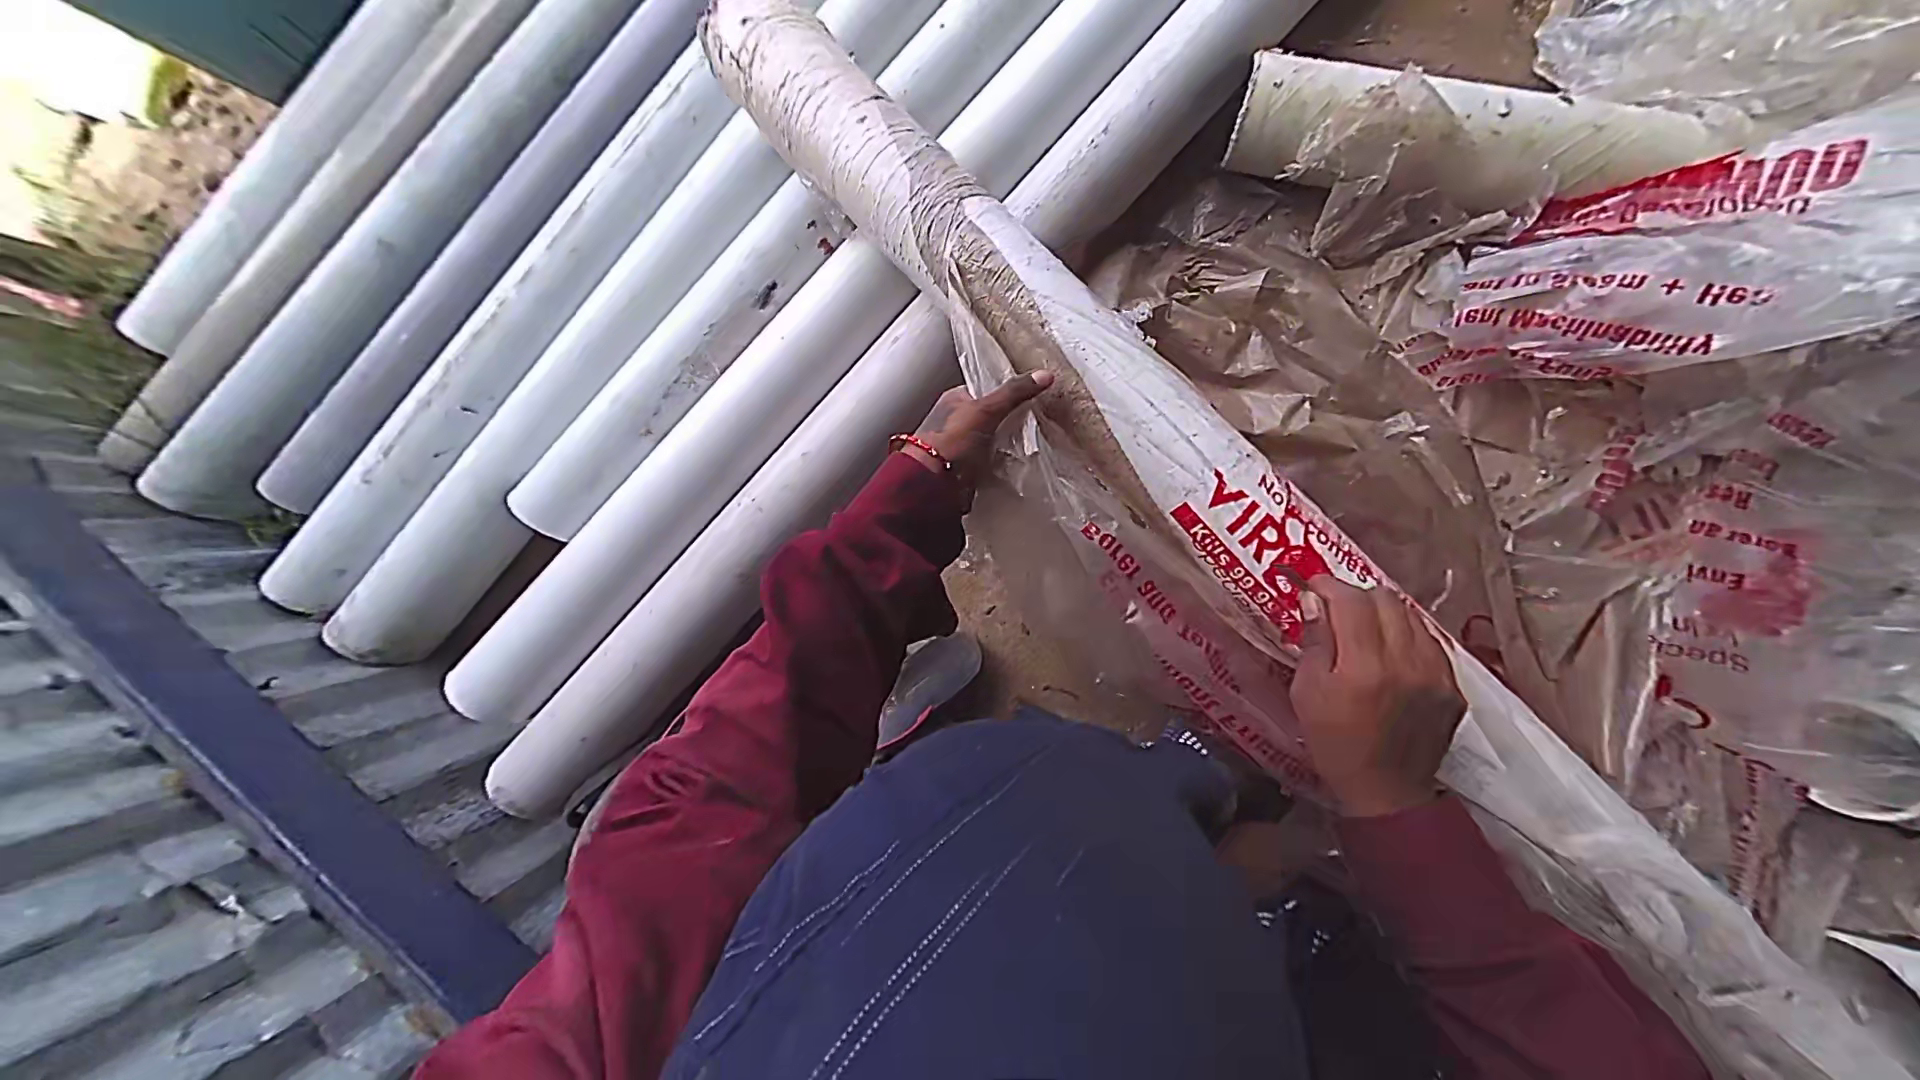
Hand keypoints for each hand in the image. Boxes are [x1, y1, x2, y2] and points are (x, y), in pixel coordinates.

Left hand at [902, 371, 1054, 489]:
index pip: (986, 388)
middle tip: (1037, 419)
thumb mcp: (985, 410)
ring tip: (1035, 441)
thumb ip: (1013, 393)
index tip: (1032, 393)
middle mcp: (957, 422)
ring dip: (1011, 443)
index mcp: (954, 400)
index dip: (1008, 390)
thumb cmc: (951, 442)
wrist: (934, 486)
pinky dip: (1007, 463)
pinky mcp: (970, 470)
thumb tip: (1044, 375)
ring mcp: (963, 447)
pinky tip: (1022, 462)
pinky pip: (995, 462)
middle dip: (1013, 419)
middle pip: (993, 416)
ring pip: (995, 440)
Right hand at [1289, 577, 1466, 817]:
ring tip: (1361, 624)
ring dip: (1381, 611)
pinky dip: (1405, 633)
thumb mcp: (1306, 690)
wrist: (1385, 788)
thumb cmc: (1332, 740)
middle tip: (1333, 606)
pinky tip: (1388, 647)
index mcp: (1364, 666)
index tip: (1312, 586)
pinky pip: (1429, 640)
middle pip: (1384, 599)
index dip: (1328, 585)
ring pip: (1410, 614)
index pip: (1350, 600)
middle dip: (1354, 594)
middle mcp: (1407, 662)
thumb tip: (1313, 599)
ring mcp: (1436, 673)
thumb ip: (1314, 641)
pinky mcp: (1453, 686)